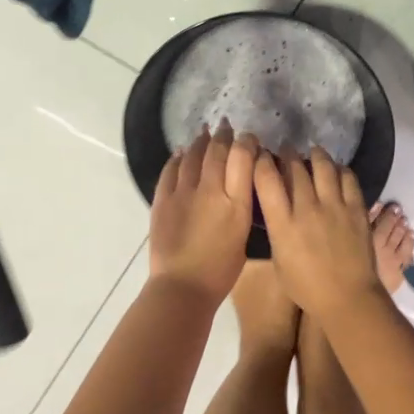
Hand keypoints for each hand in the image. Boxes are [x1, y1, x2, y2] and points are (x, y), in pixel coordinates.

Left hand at [149, 123, 258, 301]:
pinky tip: (182, 153)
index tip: (250, 139)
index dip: (247, 143)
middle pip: (218, 151)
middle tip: (227, 126)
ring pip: (193, 156)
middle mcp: (211, 190)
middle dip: (224, 136)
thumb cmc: (221, 272)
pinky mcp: (163, 200)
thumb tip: (239, 188)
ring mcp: (184, 193)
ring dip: (201, 142)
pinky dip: (178, 158)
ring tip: (206, 132)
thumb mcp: (243, 237)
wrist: (183, 286)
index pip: (243, 157)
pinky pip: (170, 171)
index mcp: (237, 203)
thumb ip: (242, 207)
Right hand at [252, 147, 380, 317]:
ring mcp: (334, 206)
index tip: (260, 156)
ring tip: (313, 153)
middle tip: (287, 150)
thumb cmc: (306, 287)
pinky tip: (337, 171)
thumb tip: (277, 210)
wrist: (347, 296)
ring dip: (315, 156)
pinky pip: (348, 178)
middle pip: (295, 168)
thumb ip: (277, 230)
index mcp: (283, 224)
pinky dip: (340, 170)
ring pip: (323, 166)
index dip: (261, 162)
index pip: (267, 180)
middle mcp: (307, 208)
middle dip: (288, 155)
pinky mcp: (356, 208)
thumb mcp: (279, 261)